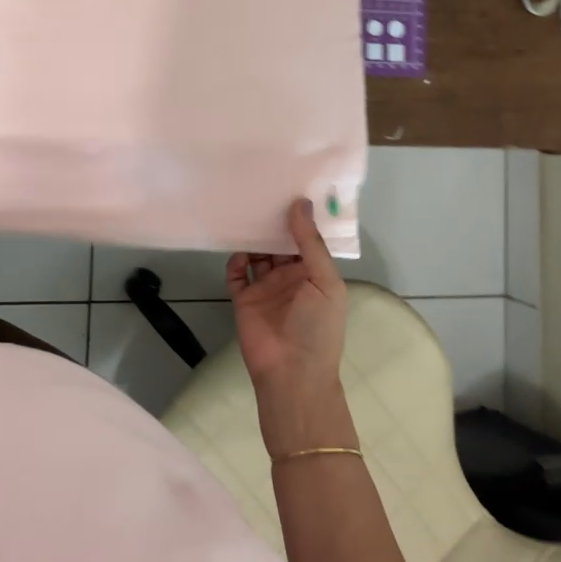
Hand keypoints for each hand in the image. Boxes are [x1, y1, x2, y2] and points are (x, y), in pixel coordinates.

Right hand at [227, 198, 348, 396]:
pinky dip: (235, 261)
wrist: (291, 373)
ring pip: (256, 255)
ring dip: (252, 239)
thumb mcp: (325, 282)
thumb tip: (300, 203)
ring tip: (244, 214)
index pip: (306, 239)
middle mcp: (289, 277)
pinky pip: (236, 274)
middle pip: (278, 243)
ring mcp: (266, 288)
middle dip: (272, 223)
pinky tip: (238, 253)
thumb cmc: (317, 328)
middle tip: (260, 192)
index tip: (289, 188)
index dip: (299, 218)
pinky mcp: (243, 299)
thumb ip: (310, 243)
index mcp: (314, 274)